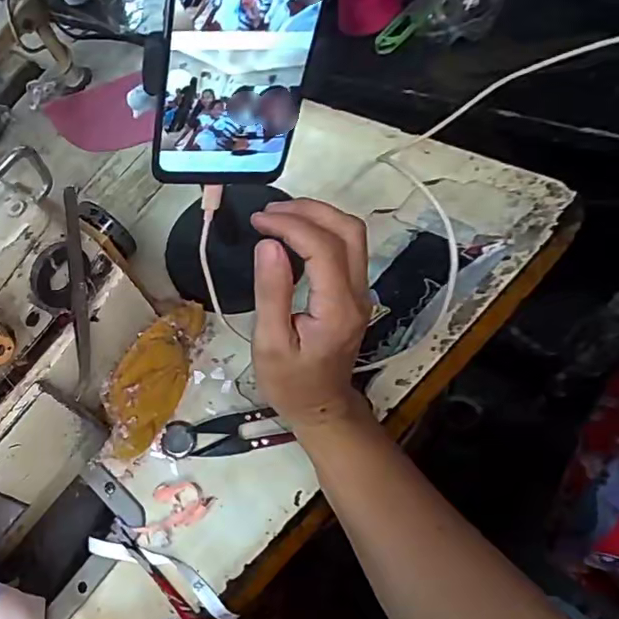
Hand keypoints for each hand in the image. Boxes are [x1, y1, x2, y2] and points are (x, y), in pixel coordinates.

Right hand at [250, 199, 373, 434]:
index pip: (323, 247)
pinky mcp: (354, 294)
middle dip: (309, 211)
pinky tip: (294, 234)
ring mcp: (360, 293)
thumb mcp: (270, 344)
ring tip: (279, 216)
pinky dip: (321, 231)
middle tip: (270, 212)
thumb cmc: (291, 383)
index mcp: (337, 308)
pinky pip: (346, 249)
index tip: (259, 221)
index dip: (291, 225)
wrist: (321, 407)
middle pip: (348, 230)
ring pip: (352, 235)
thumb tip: (269, 246)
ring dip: (318, 216)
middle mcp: (357, 294)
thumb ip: (272, 293)